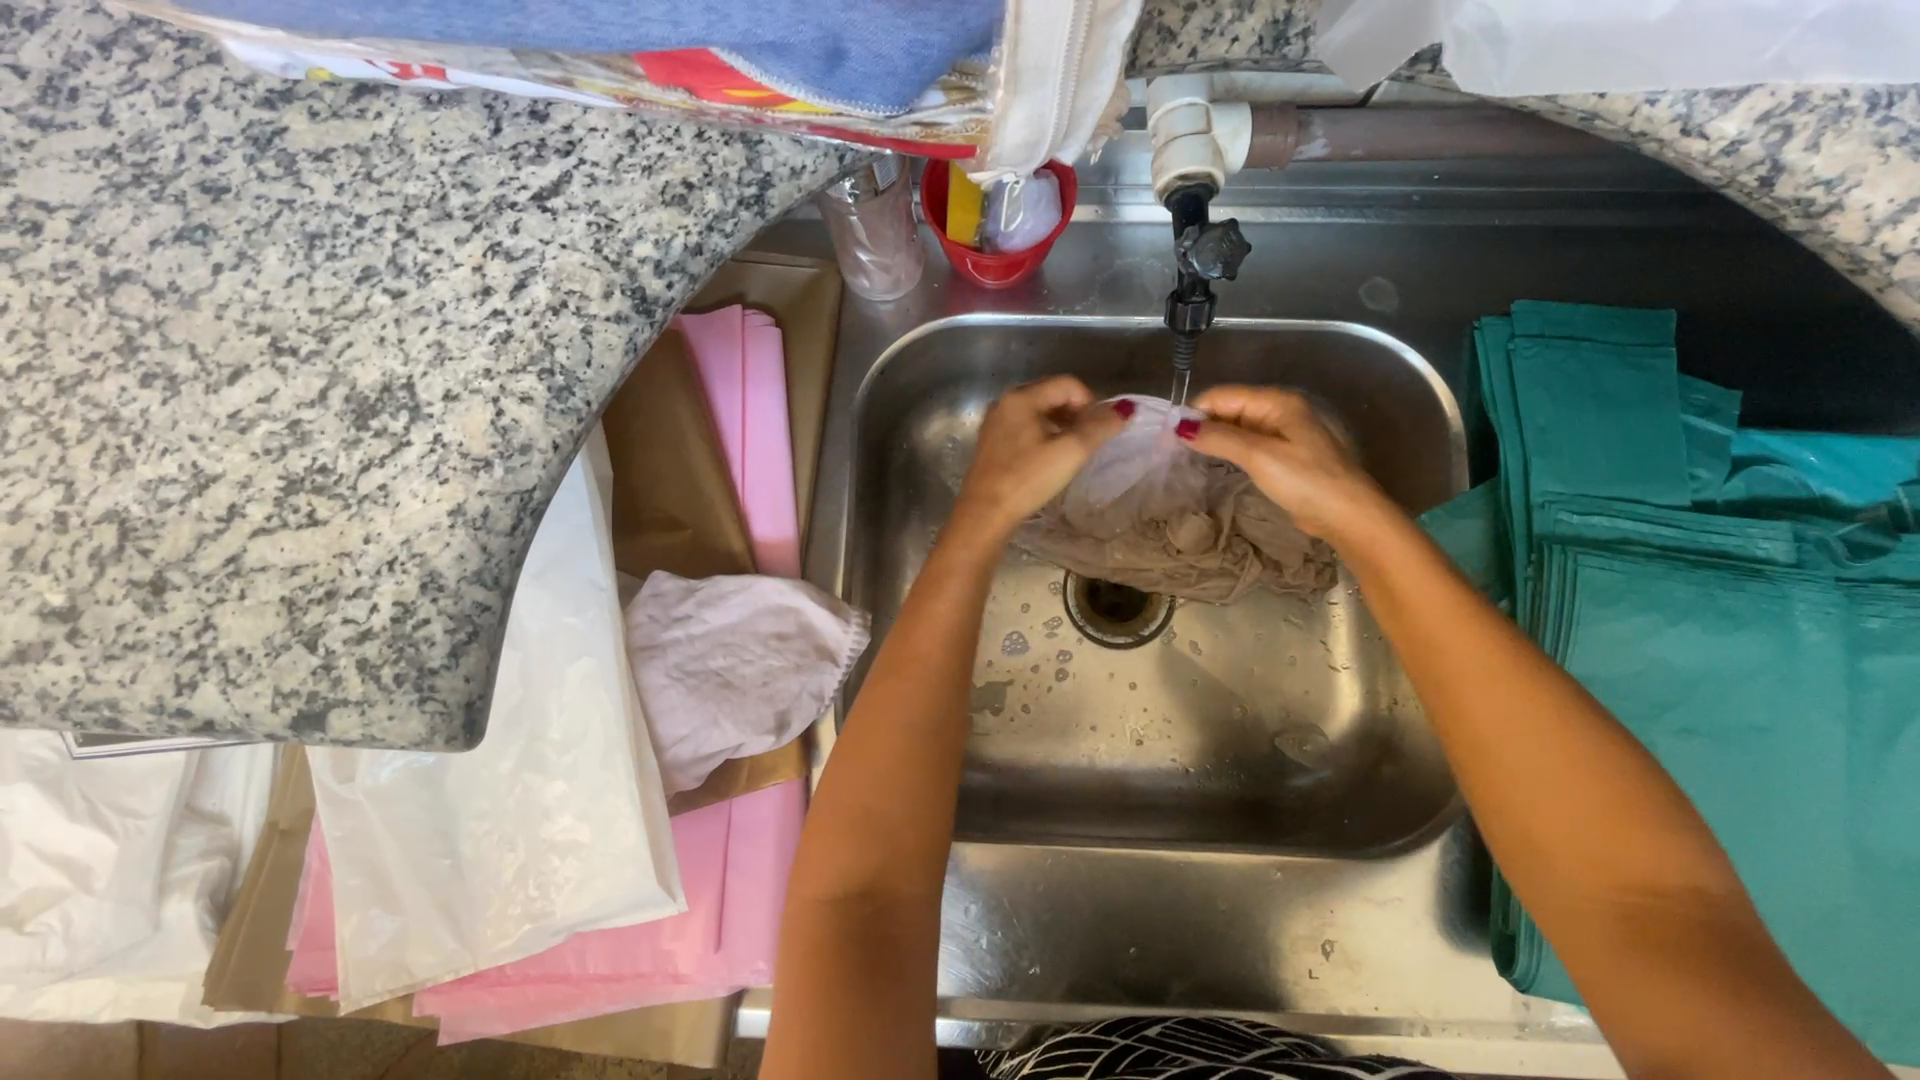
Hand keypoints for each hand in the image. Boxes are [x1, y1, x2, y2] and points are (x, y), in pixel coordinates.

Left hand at [951, 376, 1127, 543]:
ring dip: (1060, 424)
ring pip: (1037, 411)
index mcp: (1021, 397)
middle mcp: (1004, 402)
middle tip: (1087, 439)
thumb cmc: (1028, 479)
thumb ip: (1100, 427)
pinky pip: (1023, 427)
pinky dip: (1042, 434)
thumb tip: (1126, 409)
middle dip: (1075, 412)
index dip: (1090, 402)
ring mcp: (994, 423)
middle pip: (1051, 394)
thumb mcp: (1070, 452)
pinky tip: (1048, 457)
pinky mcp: (991, 443)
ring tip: (1071, 450)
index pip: (1067, 384)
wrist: (985, 513)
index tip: (1097, 430)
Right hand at [1182, 385, 1393, 541]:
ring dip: (1214, 438)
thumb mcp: (1259, 457)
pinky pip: (1249, 444)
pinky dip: (1230, 450)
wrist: (1348, 515)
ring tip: (1187, 456)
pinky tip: (1215, 464)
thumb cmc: (1306, 481)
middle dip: (1203, 424)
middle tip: (1173, 448)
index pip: (1223, 395)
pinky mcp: (1284, 456)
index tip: (1168, 434)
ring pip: (1238, 427)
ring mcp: (1284, 434)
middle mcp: (1280, 411)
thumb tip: (1181, 427)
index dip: (1195, 411)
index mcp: (1277, 402)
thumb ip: (1219, 438)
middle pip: (1230, 408)